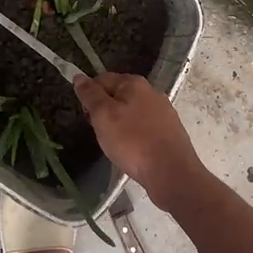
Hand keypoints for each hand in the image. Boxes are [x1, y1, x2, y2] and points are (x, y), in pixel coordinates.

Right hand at [72, 72, 205, 200]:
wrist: (173, 175)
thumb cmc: (133, 142)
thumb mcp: (103, 116)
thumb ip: (90, 94)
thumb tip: (79, 77)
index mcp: (134, 83)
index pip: (102, 80)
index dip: (90, 97)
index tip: (89, 119)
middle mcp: (151, 92)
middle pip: (117, 96)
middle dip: (106, 113)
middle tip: (102, 134)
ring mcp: (164, 113)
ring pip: (131, 114)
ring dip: (120, 127)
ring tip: (118, 147)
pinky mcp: (171, 133)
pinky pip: (145, 129)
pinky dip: (136, 138)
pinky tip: (134, 154)